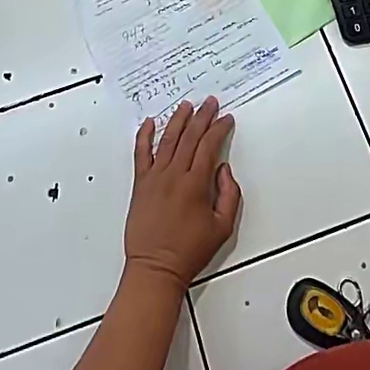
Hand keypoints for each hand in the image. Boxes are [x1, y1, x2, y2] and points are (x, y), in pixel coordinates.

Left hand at [124, 98, 240, 290]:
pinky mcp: (141, 183)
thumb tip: (224, 170)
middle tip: (209, 103)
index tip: (226, 119)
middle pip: (190, 137)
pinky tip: (149, 123)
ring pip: (167, 139)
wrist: (156, 266)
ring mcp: (155, 177)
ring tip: (186, 106)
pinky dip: (144, 136)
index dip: (218, 129)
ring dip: (178, 120)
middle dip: (202, 117)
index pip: (209, 146)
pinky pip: (141, 153)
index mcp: (195, 185)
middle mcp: (174, 175)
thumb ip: (229, 195)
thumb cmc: (188, 251)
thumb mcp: (222, 227)